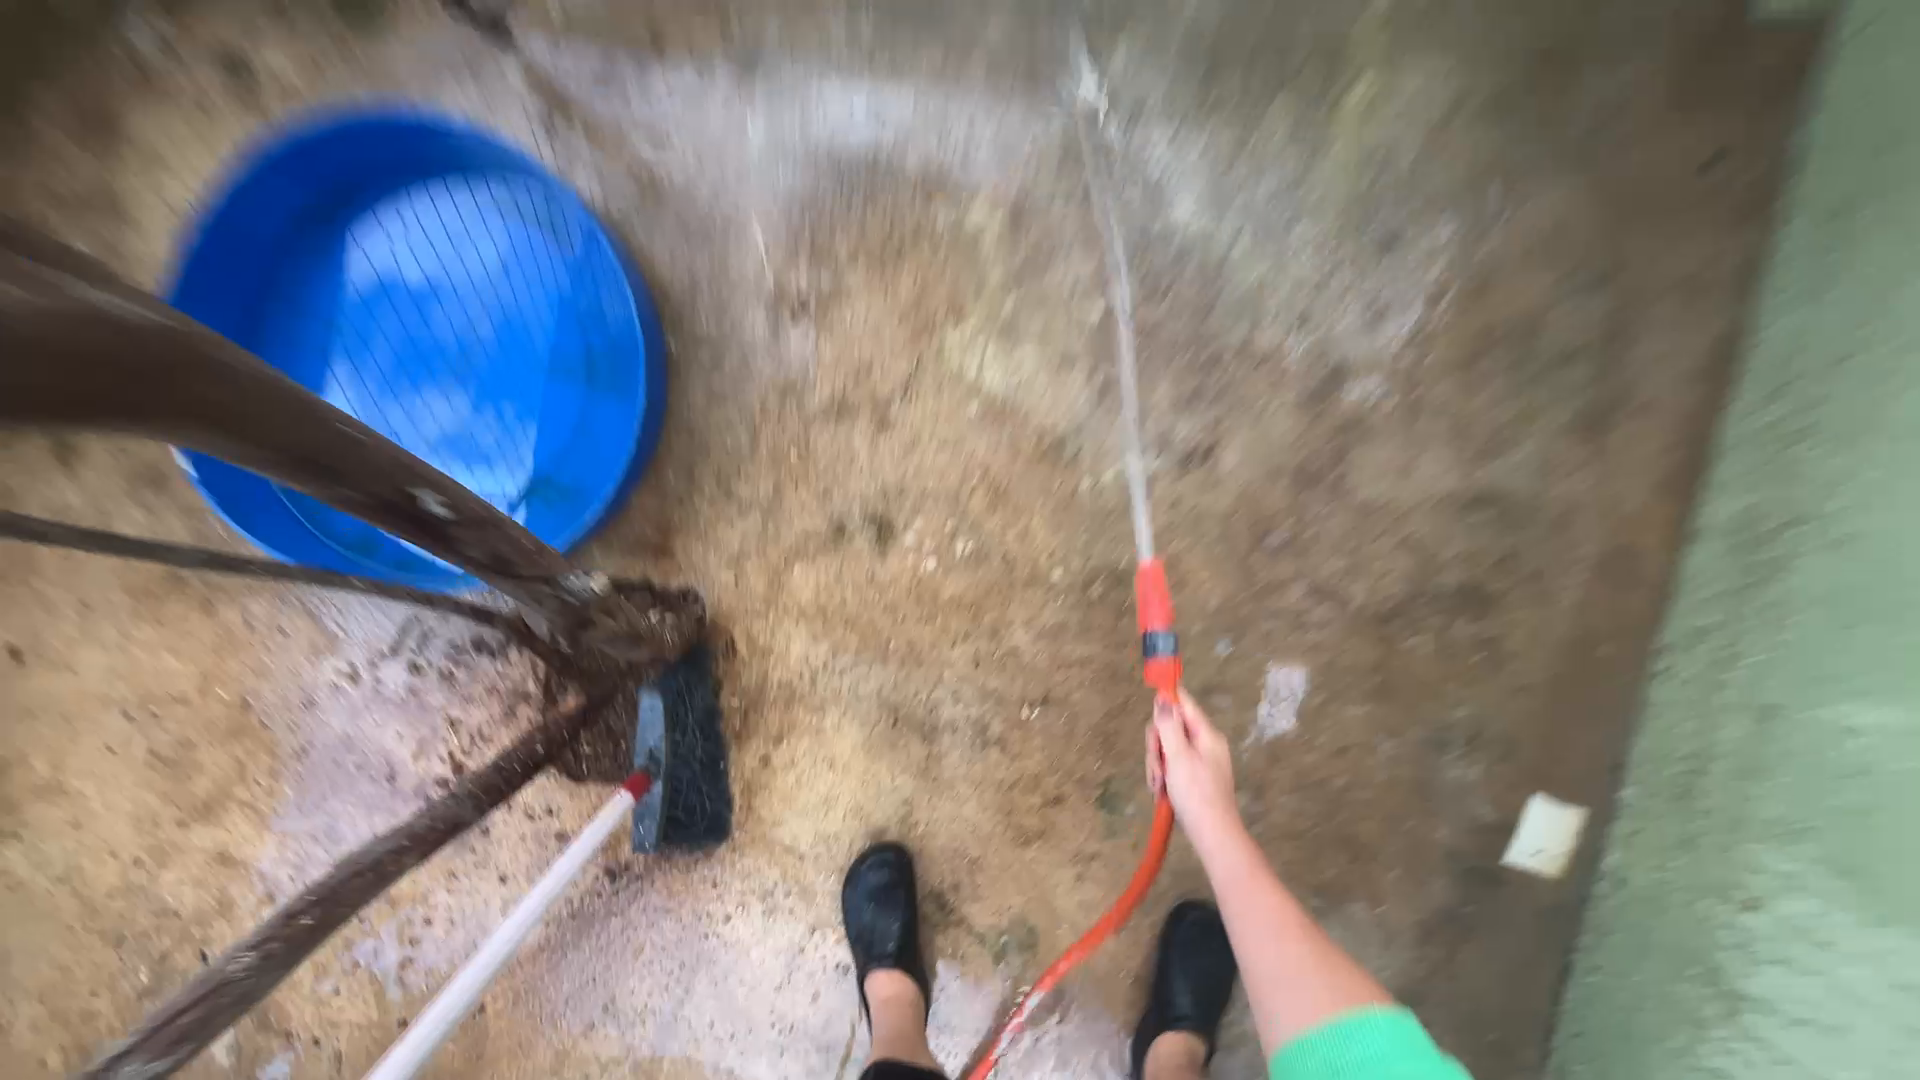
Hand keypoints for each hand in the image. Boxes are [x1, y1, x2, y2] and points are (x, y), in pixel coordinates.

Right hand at [1146, 689, 1240, 842]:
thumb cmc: (1196, 794)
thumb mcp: (1178, 757)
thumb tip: (1163, 698)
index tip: (1152, 717)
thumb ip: (1169, 726)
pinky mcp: (1194, 776)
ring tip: (1157, 786)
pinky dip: (1163, 776)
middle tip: (1156, 769)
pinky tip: (1161, 791)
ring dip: (1157, 765)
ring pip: (1167, 748)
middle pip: (1171, 728)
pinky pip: (1172, 765)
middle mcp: (1205, 744)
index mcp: (1206, 735)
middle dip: (1156, 747)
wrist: (1213, 835)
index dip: (1166, 703)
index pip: (1184, 704)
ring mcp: (1200, 761)